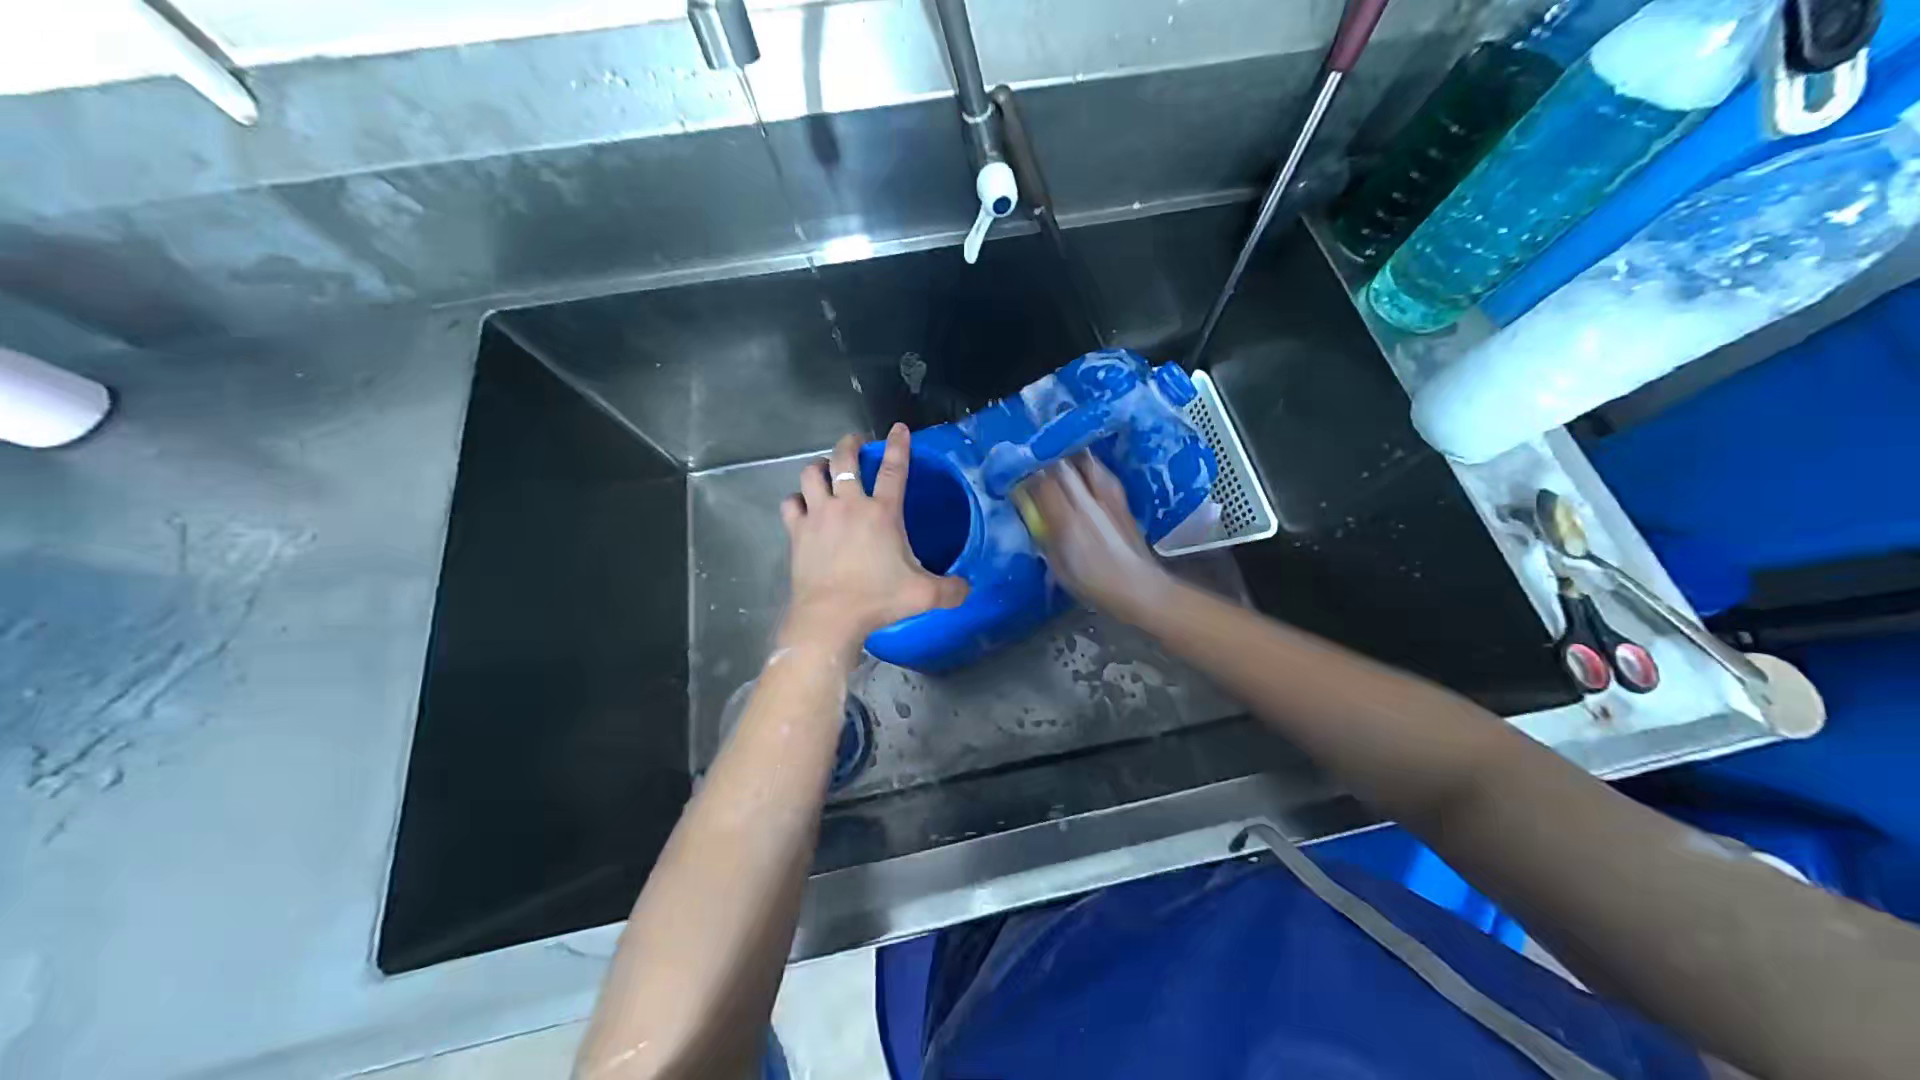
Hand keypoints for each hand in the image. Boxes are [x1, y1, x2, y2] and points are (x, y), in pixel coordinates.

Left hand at [779, 425, 968, 654]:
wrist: (830, 617)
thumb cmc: (877, 600)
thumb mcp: (924, 595)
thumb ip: (951, 589)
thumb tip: (967, 588)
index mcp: (882, 513)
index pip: (894, 469)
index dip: (899, 445)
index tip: (899, 428)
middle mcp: (849, 505)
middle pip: (844, 460)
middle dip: (850, 444)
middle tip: (855, 441)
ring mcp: (819, 515)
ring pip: (811, 474)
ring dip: (818, 467)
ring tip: (824, 468)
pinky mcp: (797, 531)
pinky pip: (791, 503)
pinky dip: (796, 500)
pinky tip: (801, 504)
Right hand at [1018, 452, 1173, 618]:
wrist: (1140, 587)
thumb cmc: (1094, 585)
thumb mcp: (1058, 567)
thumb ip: (1045, 538)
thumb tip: (1034, 516)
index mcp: (1066, 520)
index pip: (1040, 483)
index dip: (1024, 475)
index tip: (1014, 476)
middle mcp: (1086, 501)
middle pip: (1061, 466)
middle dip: (1043, 460)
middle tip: (1032, 463)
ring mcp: (1107, 497)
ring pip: (1085, 461)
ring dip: (1068, 458)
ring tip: (1057, 460)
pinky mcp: (1122, 499)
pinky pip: (1101, 472)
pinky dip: (1088, 467)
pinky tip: (1084, 473)